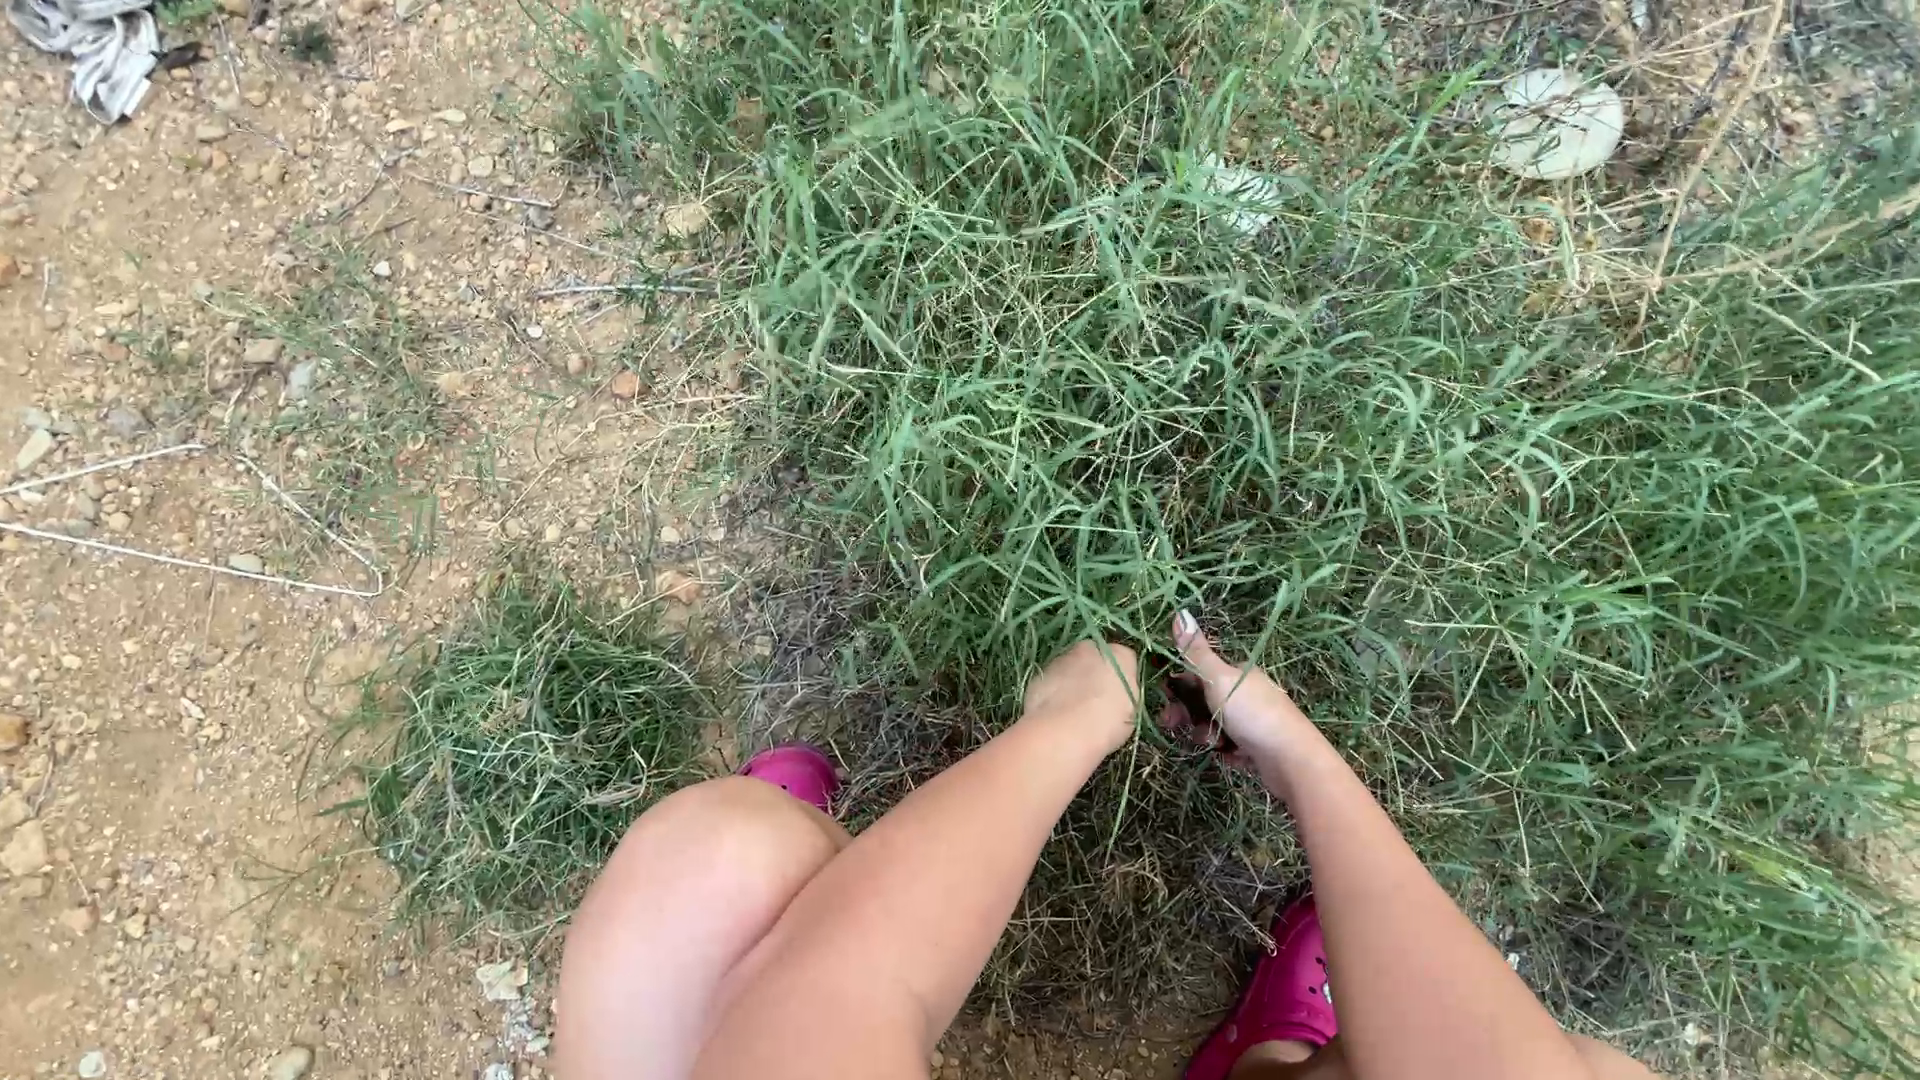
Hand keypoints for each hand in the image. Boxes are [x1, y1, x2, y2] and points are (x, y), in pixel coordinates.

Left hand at [1021, 640, 1140, 754]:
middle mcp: (1089, 649)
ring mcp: (1061, 659)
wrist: (1063, 731)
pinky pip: (1051, 681)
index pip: (1124, 660)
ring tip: (1072, 712)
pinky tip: (1055, 714)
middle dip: (1093, 674)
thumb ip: (1125, 691)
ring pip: (1069, 668)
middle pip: (1094, 658)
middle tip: (1094, 702)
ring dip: (1071, 682)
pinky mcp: (1039, 674)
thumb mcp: (1132, 710)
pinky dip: (1053, 692)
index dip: (1121, 679)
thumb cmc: (1107, 722)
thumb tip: (1115, 691)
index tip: (1118, 697)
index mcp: (1119, 655)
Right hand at [1162, 610, 1314, 763]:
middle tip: (1175, 726)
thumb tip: (1180, 612)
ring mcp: (1254, 718)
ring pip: (1215, 724)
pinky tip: (1231, 755)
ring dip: (1206, 734)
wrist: (1292, 758)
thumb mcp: (1218, 677)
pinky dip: (1227, 750)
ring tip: (1212, 744)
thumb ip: (1195, 652)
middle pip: (1205, 700)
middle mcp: (1246, 691)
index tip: (1165, 702)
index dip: (1178, 687)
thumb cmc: (1252, 712)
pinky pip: (1231, 745)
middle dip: (1189, 714)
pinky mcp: (1259, 744)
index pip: (1199, 674)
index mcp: (1238, 671)